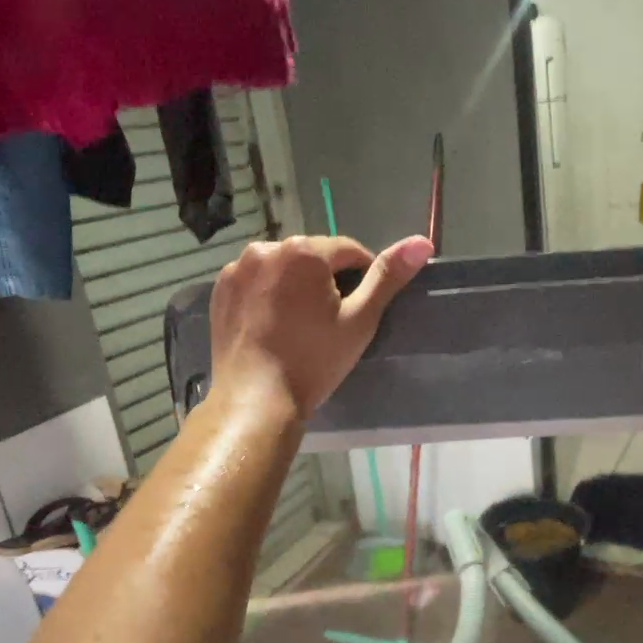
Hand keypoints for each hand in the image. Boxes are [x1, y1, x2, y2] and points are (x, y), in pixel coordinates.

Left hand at [207, 234, 432, 421]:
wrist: (256, 399)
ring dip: (297, 285)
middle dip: (327, 279)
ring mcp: (237, 268)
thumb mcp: (360, 320)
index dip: (363, 277)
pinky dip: (269, 295)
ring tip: (302, 324)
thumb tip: (422, 242)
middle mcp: (266, 248)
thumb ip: (388, 277)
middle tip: (333, 321)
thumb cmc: (314, 360)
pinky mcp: (220, 290)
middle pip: (313, 257)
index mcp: (304, 251)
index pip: (350, 251)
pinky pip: (256, 282)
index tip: (363, 308)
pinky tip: (275, 325)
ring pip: (283, 268)